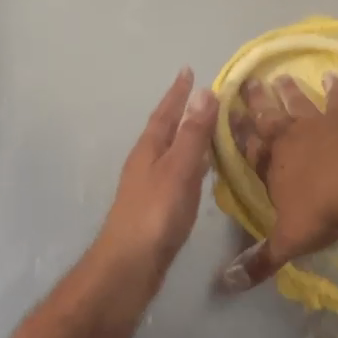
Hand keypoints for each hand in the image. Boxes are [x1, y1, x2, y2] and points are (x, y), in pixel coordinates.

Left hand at [97, 68, 217, 270]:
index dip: (178, 93)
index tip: (188, 71)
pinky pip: (178, 174)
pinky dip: (191, 164)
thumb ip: (193, 133)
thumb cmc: (155, 213)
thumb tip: (205, 91)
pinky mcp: (157, 208)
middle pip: (166, 130)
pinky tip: (201, 172)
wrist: (130, 266)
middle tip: (203, 96)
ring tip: (207, 128)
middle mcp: (146, 163)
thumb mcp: (178, 168)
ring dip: (188, 137)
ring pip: (172, 152)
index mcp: (149, 149)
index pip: (166, 113)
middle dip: (183, 112)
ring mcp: (150, 187)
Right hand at [218, 72, 337, 291]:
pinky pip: (337, 99)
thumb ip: (260, 260)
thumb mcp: (288, 241)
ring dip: (288, 92)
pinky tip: (331, 75)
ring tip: (278, 77)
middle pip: (268, 117)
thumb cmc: (321, 211)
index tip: (225, 113)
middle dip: (256, 102)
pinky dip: (334, 87)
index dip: (237, 132)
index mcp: (270, 165)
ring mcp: (318, 125)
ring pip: (297, 104)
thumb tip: (227, 285)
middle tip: (246, 81)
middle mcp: (289, 139)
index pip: (248, 147)